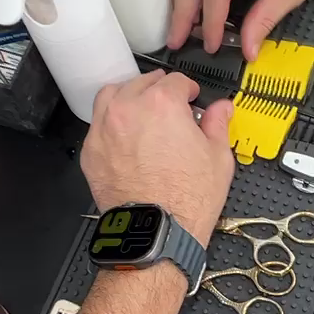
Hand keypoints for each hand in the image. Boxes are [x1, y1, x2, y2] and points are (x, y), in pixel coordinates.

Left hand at [81, 71, 234, 246]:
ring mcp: (104, 129)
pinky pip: (98, 124)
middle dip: (159, 90)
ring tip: (143, 113)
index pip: (176, 80)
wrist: (157, 233)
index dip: (189, 89)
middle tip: (171, 108)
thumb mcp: (218, 158)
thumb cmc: (189, 199)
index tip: (192, 98)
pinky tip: (127, 138)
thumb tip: (221, 109)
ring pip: (112, 95)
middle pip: (142, 82)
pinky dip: (112, 123)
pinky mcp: (91, 151)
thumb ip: (218, 125)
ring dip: (129, 97)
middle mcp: (128, 108)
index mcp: (162, 103)